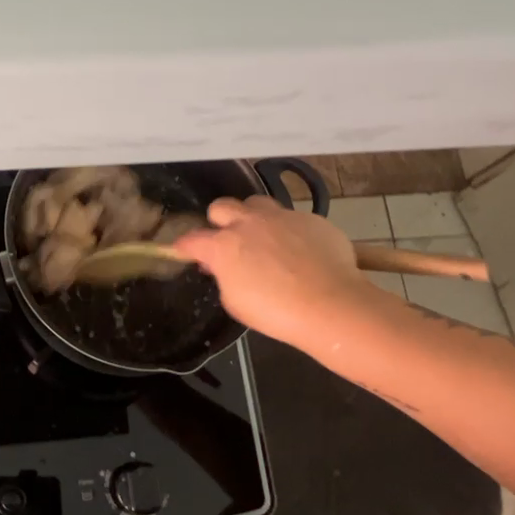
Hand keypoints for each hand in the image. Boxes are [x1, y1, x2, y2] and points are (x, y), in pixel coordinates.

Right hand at [170, 196, 372, 346]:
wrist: (329, 304)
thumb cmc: (275, 312)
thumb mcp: (235, 302)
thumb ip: (224, 278)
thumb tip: (221, 265)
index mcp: (224, 246)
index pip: (192, 239)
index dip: (185, 246)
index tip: (184, 251)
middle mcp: (248, 223)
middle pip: (221, 206)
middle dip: (218, 221)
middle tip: (227, 239)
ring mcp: (281, 217)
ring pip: (256, 202)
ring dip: (252, 216)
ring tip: (262, 235)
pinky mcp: (309, 218)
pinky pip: (291, 217)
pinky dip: (287, 230)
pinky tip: (298, 250)